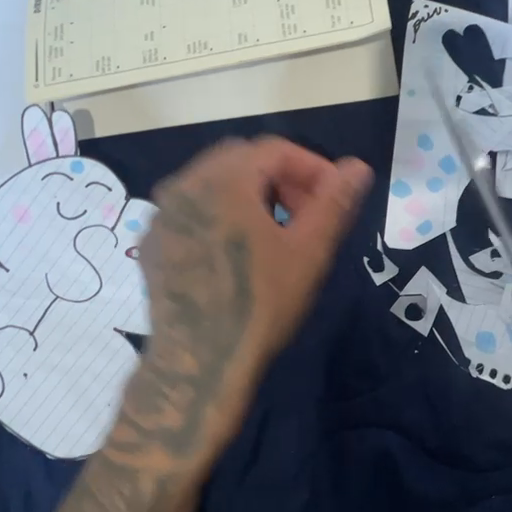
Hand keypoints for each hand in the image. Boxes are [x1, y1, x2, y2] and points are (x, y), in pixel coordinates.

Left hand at [138, 137, 370, 431]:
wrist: (201, 362)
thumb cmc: (261, 303)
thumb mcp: (309, 251)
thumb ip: (334, 202)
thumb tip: (359, 167)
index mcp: (223, 179)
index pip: (275, 150)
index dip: (313, 168)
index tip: (335, 199)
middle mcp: (184, 186)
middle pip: (242, 160)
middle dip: (282, 179)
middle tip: (308, 215)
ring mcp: (162, 216)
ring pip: (214, 185)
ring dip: (251, 196)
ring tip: (277, 235)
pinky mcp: (151, 245)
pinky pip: (192, 213)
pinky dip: (221, 217)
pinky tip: (238, 255)